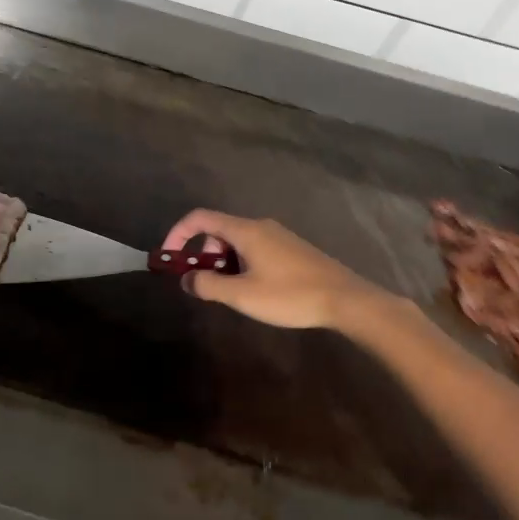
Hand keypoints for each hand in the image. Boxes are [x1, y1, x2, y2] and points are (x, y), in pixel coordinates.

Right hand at [162, 209, 392, 329]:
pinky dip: (244, 264)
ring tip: (236, 293)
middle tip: (209, 285)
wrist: (349, 301)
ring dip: (226, 263)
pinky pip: (256, 249)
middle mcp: (260, 226)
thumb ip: (207, 285)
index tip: (170, 257)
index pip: (199, 218)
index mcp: (244, 230)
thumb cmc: (290, 295)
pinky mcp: (293, 249)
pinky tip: (259, 290)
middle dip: (205, 255)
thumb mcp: (242, 295)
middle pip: (219, 231)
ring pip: (238, 242)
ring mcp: (279, 236)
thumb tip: (187, 279)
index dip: (178, 234)